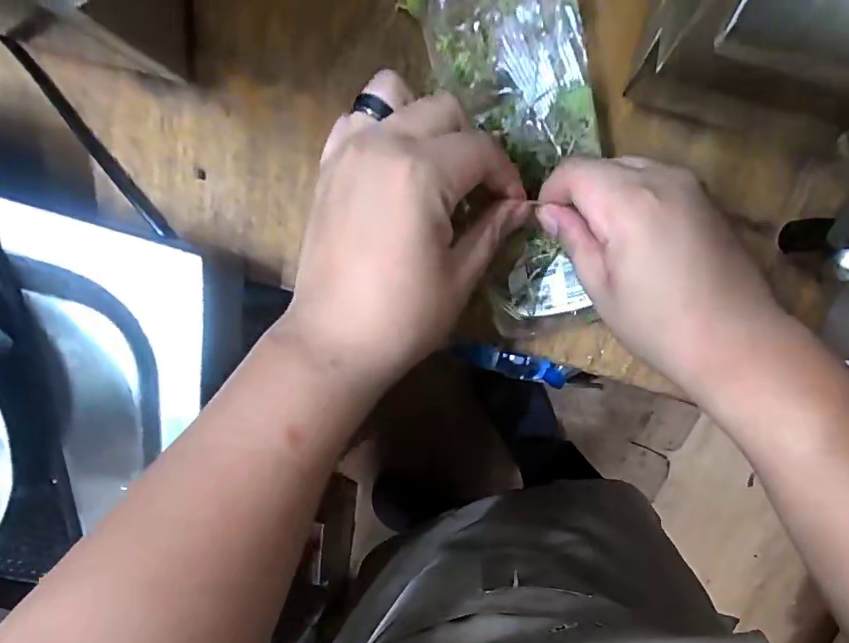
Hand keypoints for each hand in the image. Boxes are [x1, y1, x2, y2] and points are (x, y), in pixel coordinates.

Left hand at [279, 71, 530, 389]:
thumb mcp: (459, 277)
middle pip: (443, 111)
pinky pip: (360, 119)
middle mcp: (383, 142)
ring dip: (426, 123)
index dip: (506, 175)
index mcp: (421, 171)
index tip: (514, 206)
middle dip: (472, 145)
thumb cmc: (405, 318)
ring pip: (396, 97)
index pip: (480, 149)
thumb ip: (491, 230)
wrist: (335, 340)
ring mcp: (349, 147)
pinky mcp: (329, 164)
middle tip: (480, 191)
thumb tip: (520, 206)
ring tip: (437, 169)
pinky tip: (396, 172)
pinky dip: (385, 130)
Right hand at [536, 157, 801, 388]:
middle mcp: (660, 177)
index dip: (552, 193)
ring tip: (615, 245)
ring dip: (614, 196)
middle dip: (584, 194)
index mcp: (627, 200)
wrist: (735, 341)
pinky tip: (647, 245)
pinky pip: (662, 184)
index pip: (574, 170)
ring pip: (635, 170)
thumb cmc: (658, 327)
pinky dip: (643, 201)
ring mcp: (691, 185)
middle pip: (605, 165)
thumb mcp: (604, 291)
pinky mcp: (709, 200)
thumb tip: (550, 212)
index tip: (548, 226)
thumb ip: (576, 242)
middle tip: (581, 241)